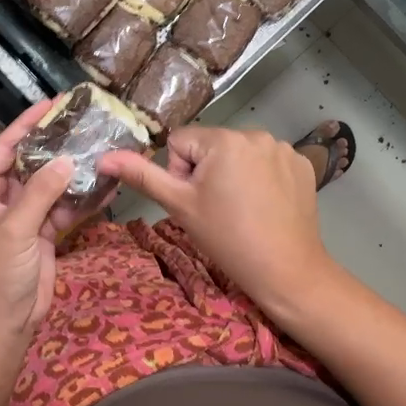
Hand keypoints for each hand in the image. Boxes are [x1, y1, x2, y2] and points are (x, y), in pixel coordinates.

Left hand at [0, 100, 79, 347]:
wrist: (5, 324)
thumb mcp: (16, 229)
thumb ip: (41, 192)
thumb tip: (66, 160)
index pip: (3, 148)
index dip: (25, 125)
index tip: (50, 105)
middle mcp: (0, 197)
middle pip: (29, 162)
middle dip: (54, 145)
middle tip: (82, 122)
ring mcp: (22, 214)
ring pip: (49, 183)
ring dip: (72, 171)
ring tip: (99, 147)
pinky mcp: (42, 232)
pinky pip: (62, 207)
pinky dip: (81, 199)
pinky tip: (105, 185)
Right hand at [100, 127, 341, 312]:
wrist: (287, 271)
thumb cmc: (227, 238)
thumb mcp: (179, 205)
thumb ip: (142, 175)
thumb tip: (103, 157)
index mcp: (223, 139)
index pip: (180, 143)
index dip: (180, 173)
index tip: (196, 201)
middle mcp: (255, 134)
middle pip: (210, 146)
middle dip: (207, 171)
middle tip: (218, 208)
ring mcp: (283, 148)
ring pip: (238, 153)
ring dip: (233, 173)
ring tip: (242, 208)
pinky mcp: (302, 164)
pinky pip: (266, 161)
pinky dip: (261, 178)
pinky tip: (265, 205)